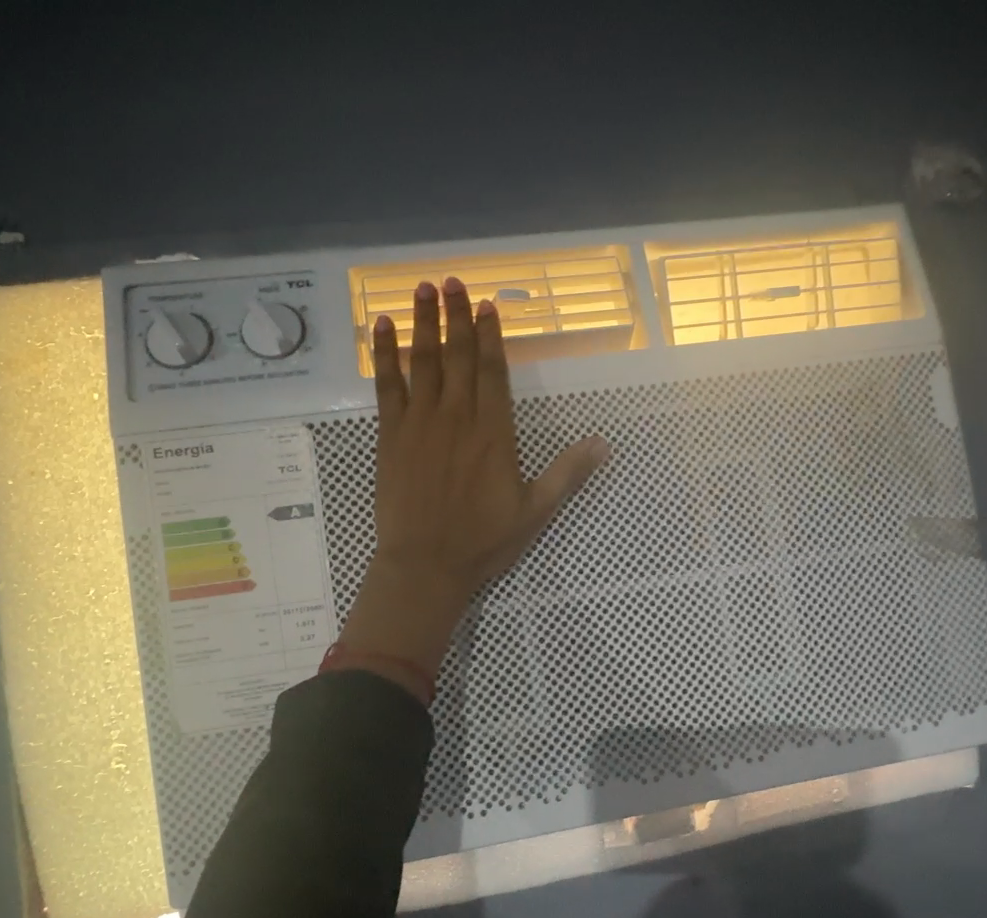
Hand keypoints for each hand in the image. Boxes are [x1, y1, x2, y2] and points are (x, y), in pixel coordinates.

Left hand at [332, 277, 609, 698]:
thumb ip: (567, 473)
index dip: (489, 335)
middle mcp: (457, 417)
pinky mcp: (391, 435)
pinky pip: (387, 385)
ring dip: (423, 323)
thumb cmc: (483, 541)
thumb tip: (603, 443)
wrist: (425, 566)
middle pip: (457, 356)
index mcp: (493, 433)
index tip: (486, 305)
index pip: (492, 371)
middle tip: (452, 281)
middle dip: (455, 316)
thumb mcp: (535, 511)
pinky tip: (383, 328)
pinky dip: (384, 355)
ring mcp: (420, 423)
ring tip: (423, 288)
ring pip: (422, 362)